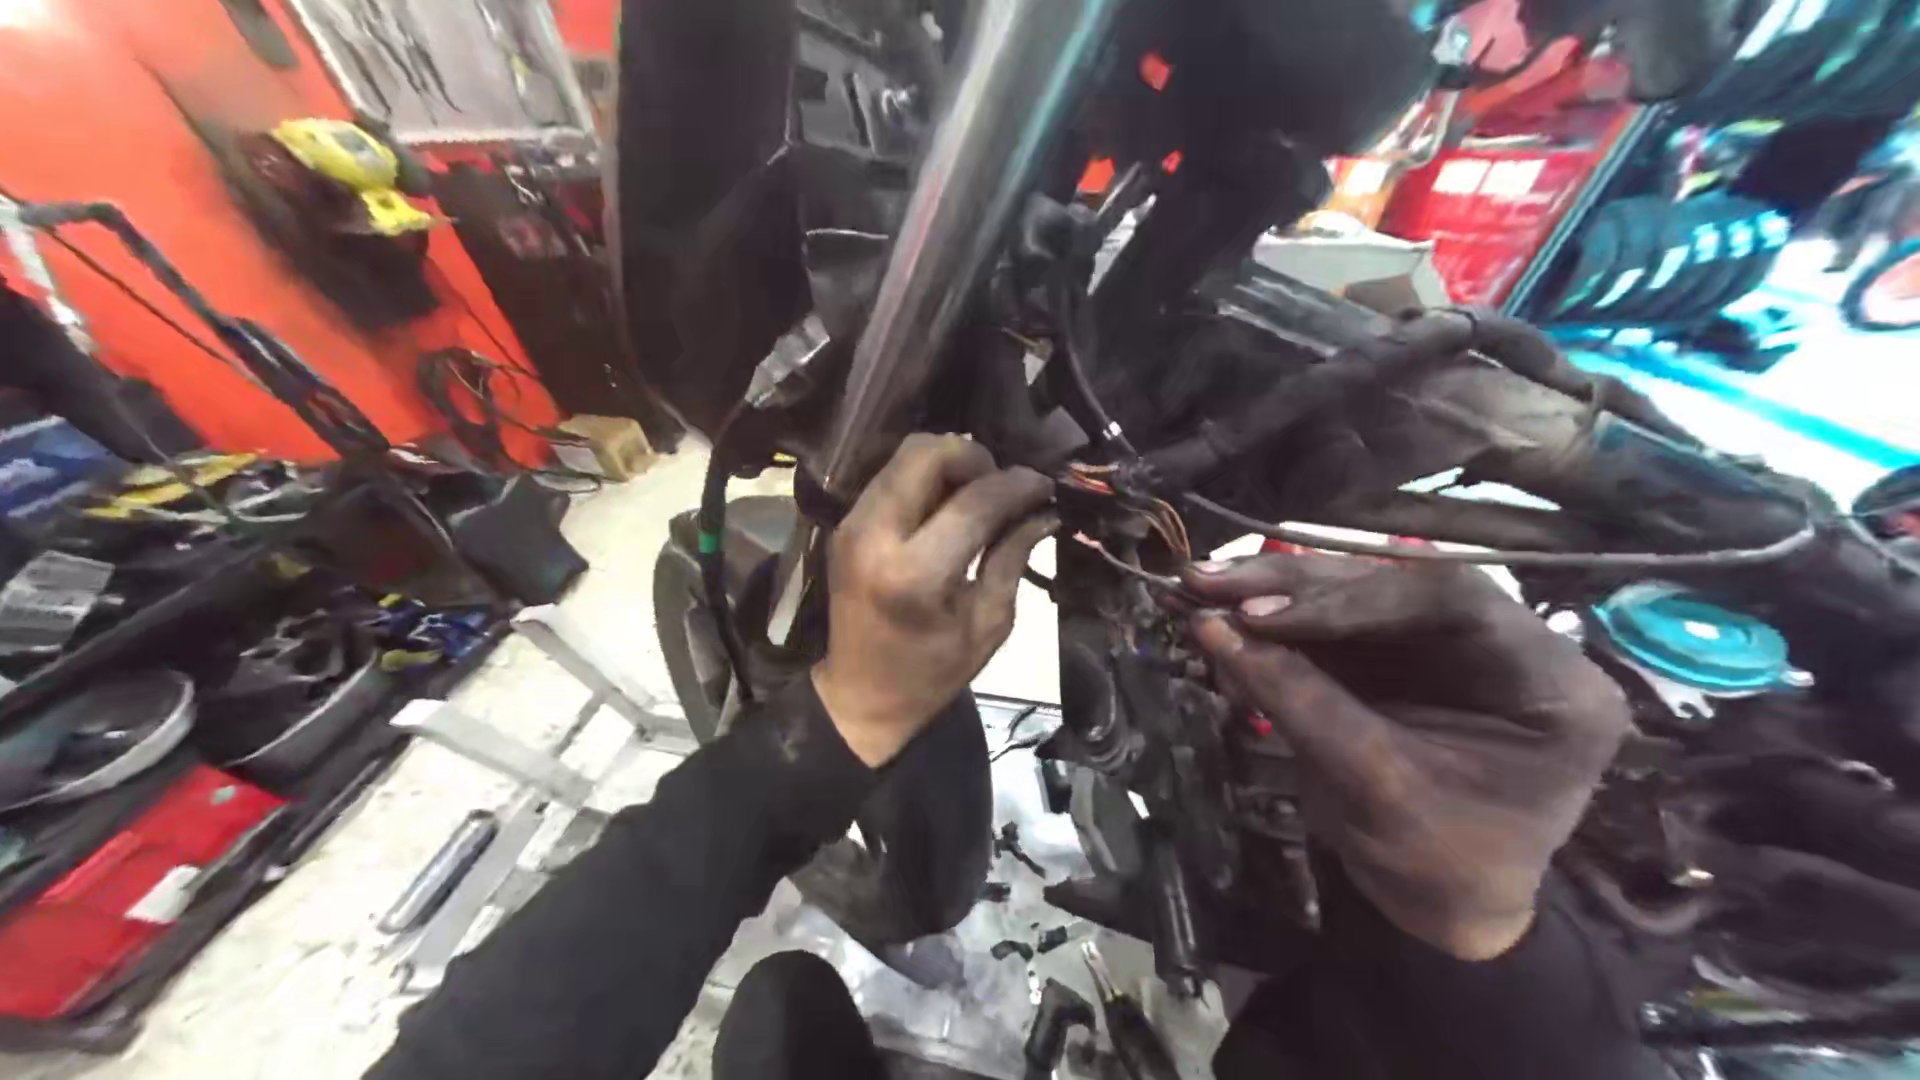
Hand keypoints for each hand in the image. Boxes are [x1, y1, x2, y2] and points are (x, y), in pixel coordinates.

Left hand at [814, 435, 1056, 766]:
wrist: (859, 695)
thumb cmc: (931, 674)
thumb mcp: (988, 625)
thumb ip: (1012, 558)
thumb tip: (1042, 511)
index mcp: (914, 575)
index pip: (972, 502)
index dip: (1015, 485)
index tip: (1043, 484)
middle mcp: (874, 537)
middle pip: (926, 453)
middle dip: (975, 458)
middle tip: (1002, 487)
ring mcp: (852, 525)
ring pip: (905, 456)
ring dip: (950, 464)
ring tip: (978, 495)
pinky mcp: (845, 524)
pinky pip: (892, 476)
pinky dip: (926, 477)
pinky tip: (949, 505)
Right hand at [1181, 553, 1630, 959]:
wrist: (1432, 901)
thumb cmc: (1437, 861)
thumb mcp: (1374, 787)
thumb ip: (1298, 700)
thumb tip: (1213, 627)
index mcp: (1544, 679)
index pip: (1446, 599)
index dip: (1345, 598)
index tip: (1258, 614)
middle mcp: (1490, 641)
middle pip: (1382, 581)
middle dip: (1286, 583)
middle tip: (1206, 578)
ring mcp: (1427, 642)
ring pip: (1339, 590)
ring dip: (1261, 590)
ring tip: (1194, 585)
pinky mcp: (1378, 653)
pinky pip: (1312, 621)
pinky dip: (1256, 619)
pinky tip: (1210, 611)